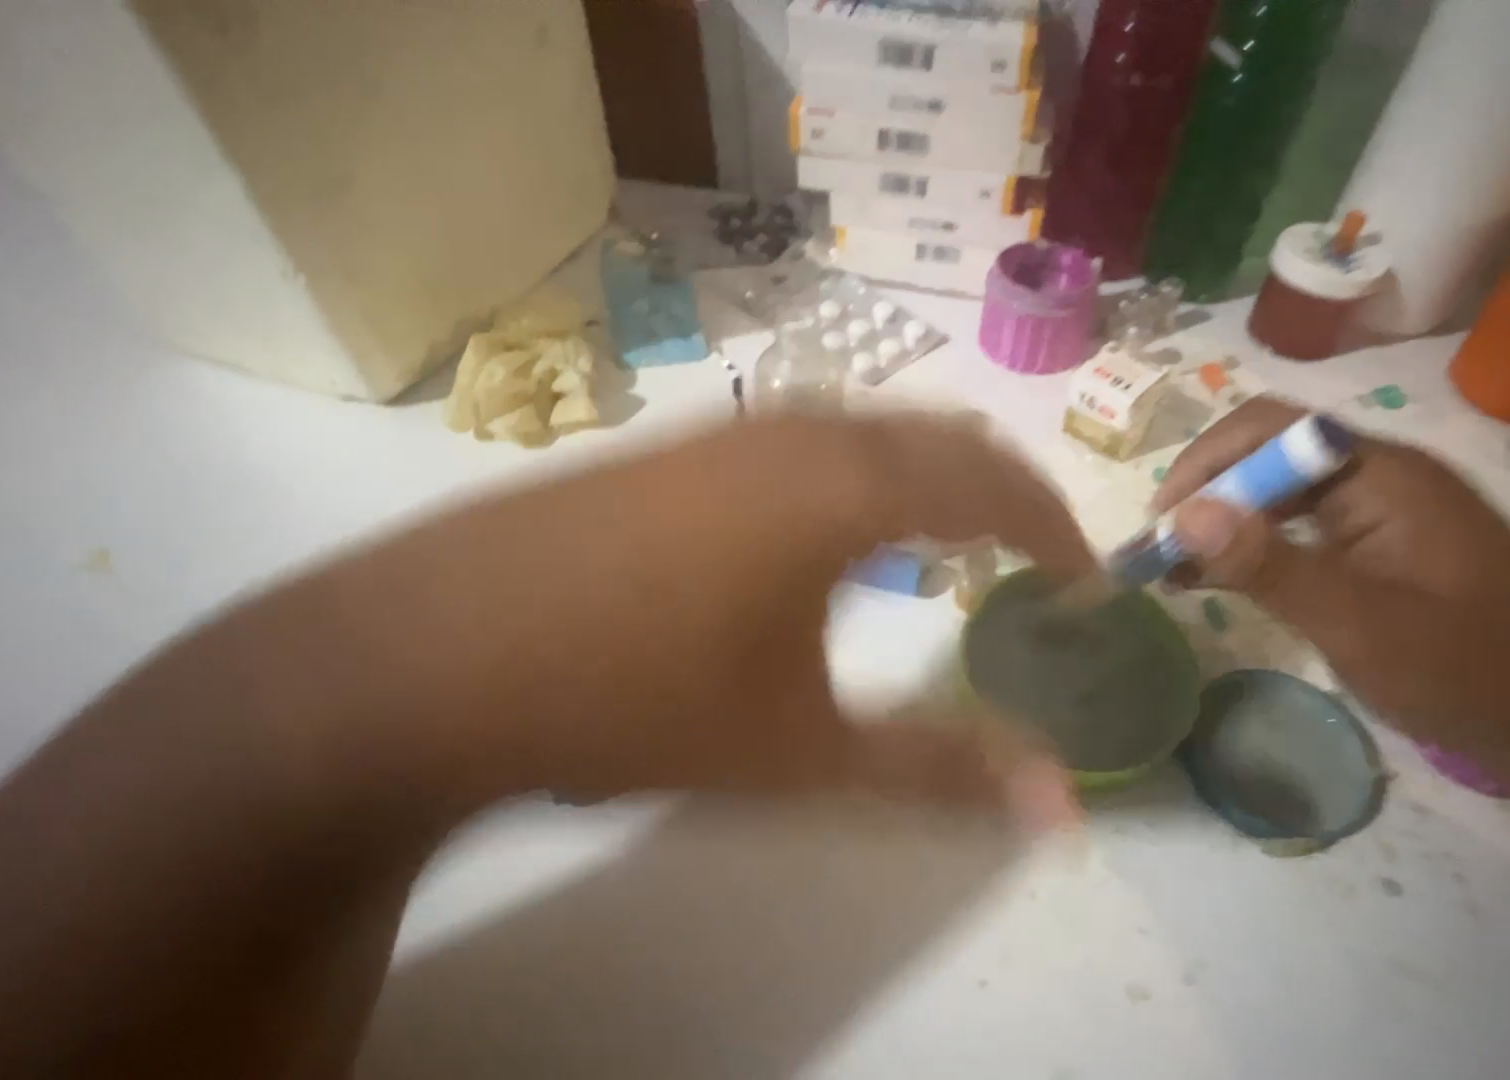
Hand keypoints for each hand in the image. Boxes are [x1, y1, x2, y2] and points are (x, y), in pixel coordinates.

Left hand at [304, 413, 1092, 827]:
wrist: (422, 660)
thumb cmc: (634, 702)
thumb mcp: (800, 752)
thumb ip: (939, 772)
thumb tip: (1061, 812)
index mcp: (848, 489)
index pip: (996, 488)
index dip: (1057, 535)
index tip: (1087, 584)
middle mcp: (797, 435)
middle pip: (942, 440)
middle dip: (1007, 494)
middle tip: (1037, 559)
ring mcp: (728, 432)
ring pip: (872, 432)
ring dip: (932, 479)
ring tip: (955, 545)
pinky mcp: (675, 449)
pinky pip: (808, 442)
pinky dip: (863, 476)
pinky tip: (836, 537)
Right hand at [1157, 398, 1509, 797]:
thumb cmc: (1470, 673)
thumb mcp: (1358, 624)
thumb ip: (1269, 566)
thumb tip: (1182, 515)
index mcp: (1383, 474)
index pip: (1271, 428)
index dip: (1204, 463)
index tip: (1161, 523)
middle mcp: (1385, 475)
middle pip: (1274, 454)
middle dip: (1209, 494)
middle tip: (1164, 552)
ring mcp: (1391, 511)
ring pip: (1288, 492)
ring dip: (1231, 522)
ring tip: (1183, 570)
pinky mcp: (1392, 547)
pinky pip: (1311, 527)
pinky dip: (1263, 547)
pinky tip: (1234, 580)